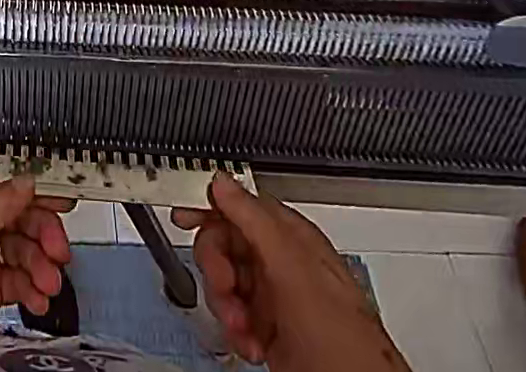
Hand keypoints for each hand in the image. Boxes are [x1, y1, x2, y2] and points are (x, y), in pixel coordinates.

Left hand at [0, 177, 73, 371]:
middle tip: (58, 250)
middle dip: (44, 232)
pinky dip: (34, 287)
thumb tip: (27, 180)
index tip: (63, 190)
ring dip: (42, 264)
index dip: (36, 186)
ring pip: (25, 248)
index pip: (6, 183)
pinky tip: (38, 297)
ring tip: (48, 282)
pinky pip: (21, 279)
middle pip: (22, 216)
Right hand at [171, 172, 408, 371]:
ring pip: (228, 283)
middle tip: (225, 290)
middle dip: (216, 270)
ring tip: (242, 327)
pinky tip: (250, 344)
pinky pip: (236, 316)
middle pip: (227, 245)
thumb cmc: (342, 336)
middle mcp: (283, 261)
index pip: (240, 205)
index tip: (183, 215)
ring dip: (225, 306)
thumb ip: (255, 220)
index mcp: (289, 235)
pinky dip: (235, 331)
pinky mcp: (272, 328)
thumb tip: (222, 180)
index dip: (210, 206)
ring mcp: (277, 296)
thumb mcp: (291, 268)